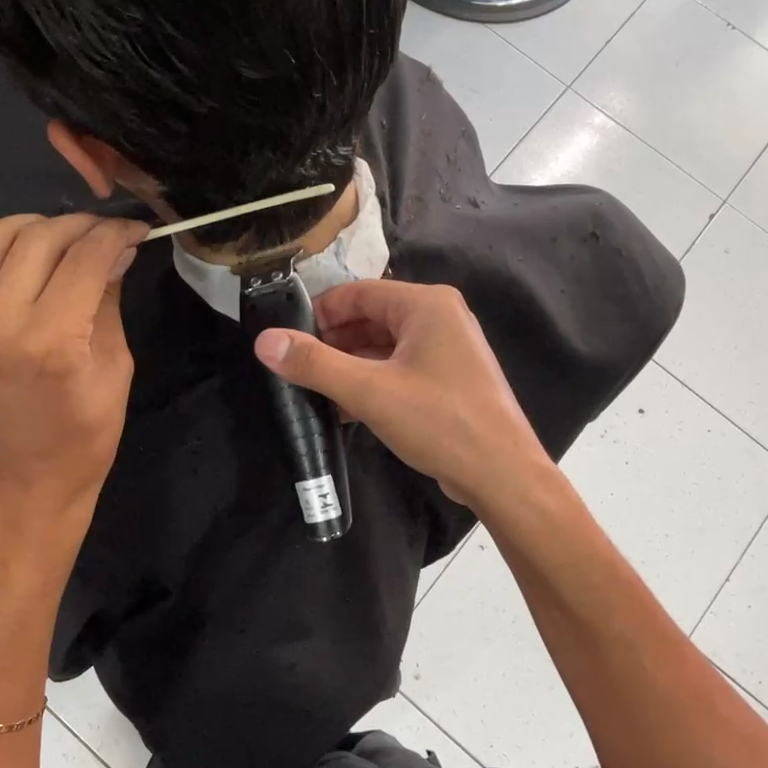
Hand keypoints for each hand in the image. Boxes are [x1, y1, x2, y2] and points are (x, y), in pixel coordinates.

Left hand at [0, 214, 148, 525]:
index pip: (86, 258)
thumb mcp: (116, 367)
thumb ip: (109, 301)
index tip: (137, 230)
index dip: (117, 233)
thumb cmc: (87, 435)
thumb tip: (116, 251)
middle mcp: (2, 322)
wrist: (30, 477)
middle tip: (106, 233)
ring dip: (32, 226)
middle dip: (81, 225)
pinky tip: (20, 264)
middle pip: (40, 238)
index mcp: (53, 340)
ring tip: (60, 239)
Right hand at [254, 280, 552, 508]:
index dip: (318, 313)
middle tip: (296, 369)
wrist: (503, 475)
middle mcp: (440, 318)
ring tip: (314, 392)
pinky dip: (371, 383)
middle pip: (370, 318)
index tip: (287, 340)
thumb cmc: (439, 422)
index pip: (358, 293)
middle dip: (331, 342)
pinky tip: (344, 411)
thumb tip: (264, 340)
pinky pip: (399, 370)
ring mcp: (448, 350)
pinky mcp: (449, 381)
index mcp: (426, 305)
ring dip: (349, 366)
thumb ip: (314, 364)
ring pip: (383, 347)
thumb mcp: (368, 392)